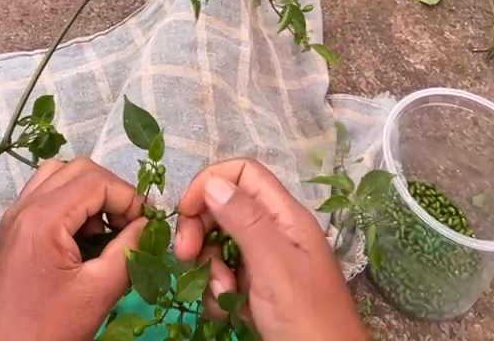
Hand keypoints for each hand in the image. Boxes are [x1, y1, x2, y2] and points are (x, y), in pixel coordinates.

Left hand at [0, 157, 146, 340]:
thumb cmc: (45, 331)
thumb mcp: (96, 294)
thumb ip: (128, 252)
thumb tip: (149, 225)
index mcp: (42, 217)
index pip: (96, 181)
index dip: (127, 197)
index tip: (145, 224)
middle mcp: (24, 206)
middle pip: (77, 169)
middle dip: (109, 190)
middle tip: (126, 225)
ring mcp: (14, 217)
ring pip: (58, 176)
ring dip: (87, 193)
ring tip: (102, 230)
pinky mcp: (11, 232)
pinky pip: (44, 196)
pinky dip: (68, 204)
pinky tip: (79, 240)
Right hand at [174, 158, 366, 340]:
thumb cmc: (307, 318)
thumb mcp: (275, 267)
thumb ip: (246, 221)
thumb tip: (213, 182)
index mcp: (285, 216)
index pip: (244, 174)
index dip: (211, 182)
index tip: (185, 212)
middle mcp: (275, 232)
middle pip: (226, 207)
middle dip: (201, 228)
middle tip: (186, 256)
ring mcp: (267, 263)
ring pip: (222, 245)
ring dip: (211, 268)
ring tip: (224, 295)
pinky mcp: (258, 291)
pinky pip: (226, 277)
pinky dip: (218, 292)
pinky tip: (227, 311)